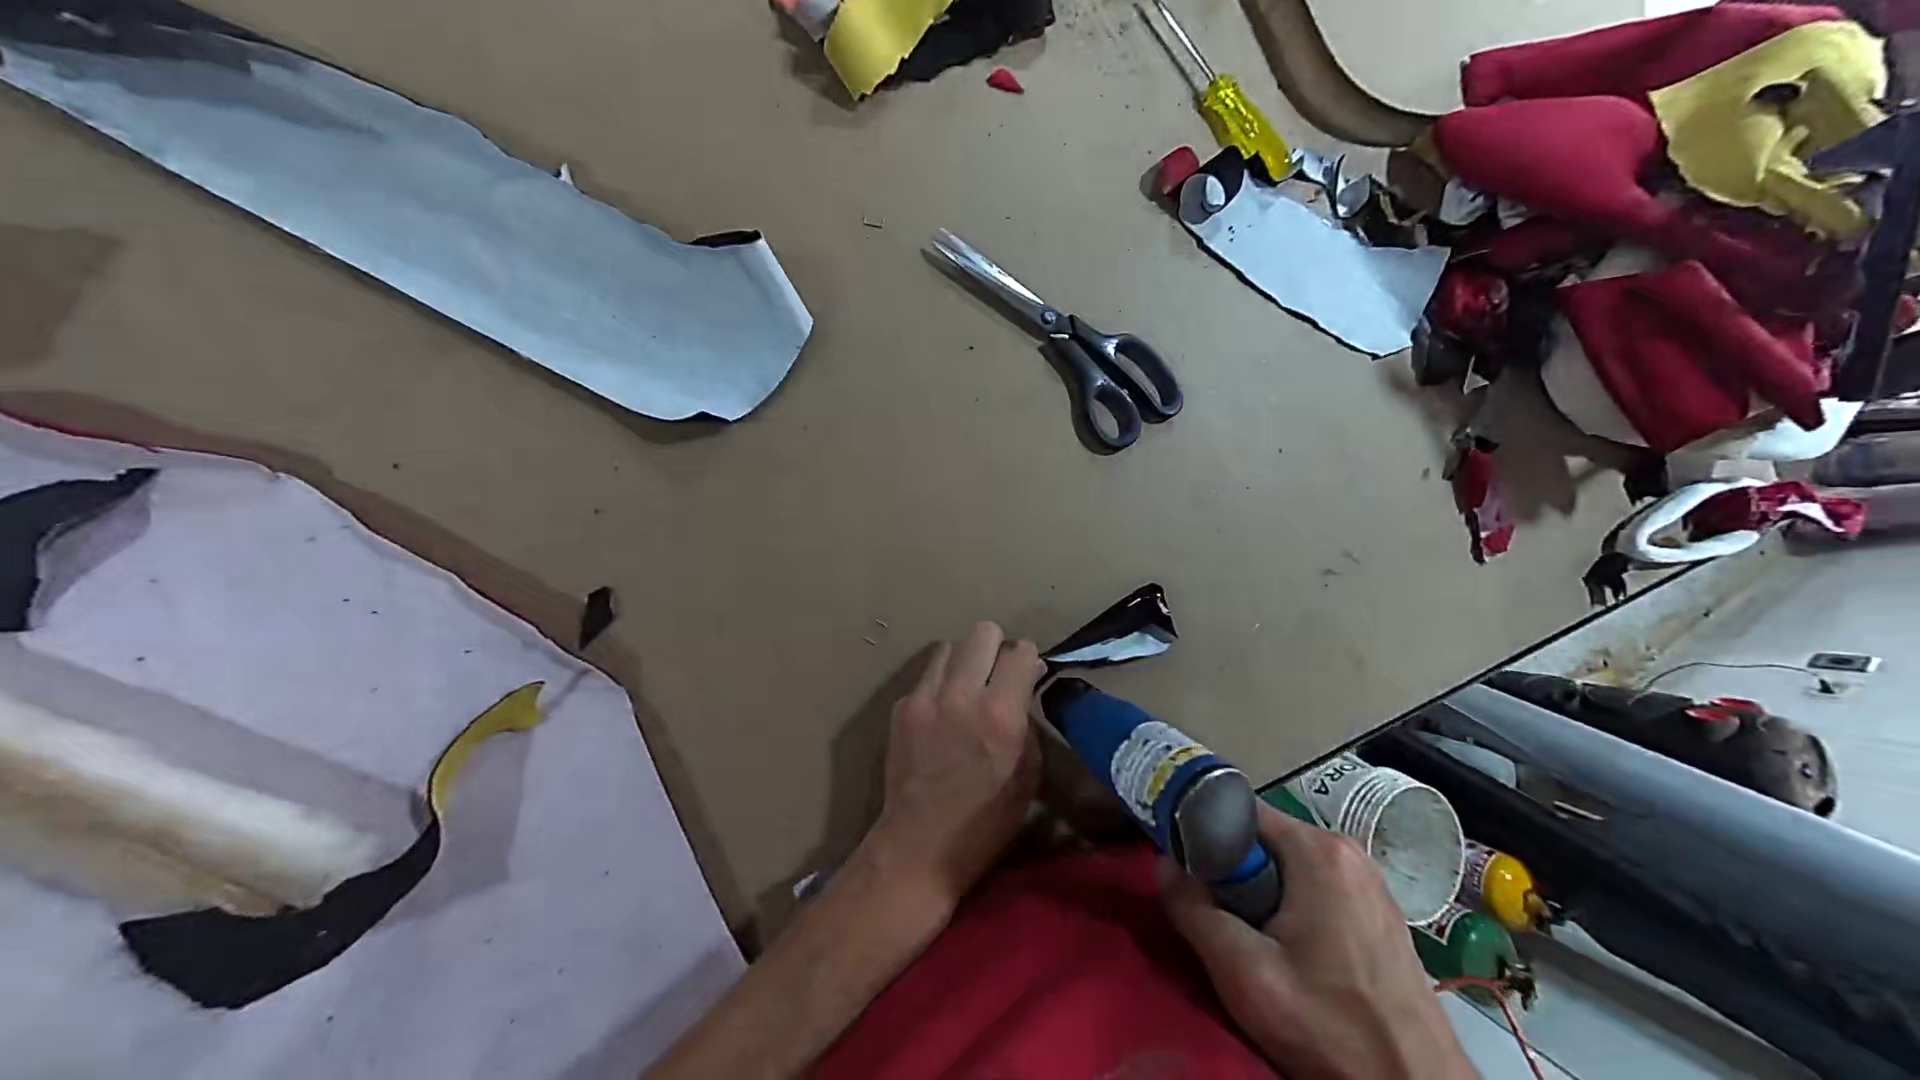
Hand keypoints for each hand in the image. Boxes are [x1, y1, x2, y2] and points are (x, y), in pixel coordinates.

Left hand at [860, 622, 1043, 911]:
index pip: (1021, 651)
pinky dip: (940, 682)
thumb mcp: (1027, 773)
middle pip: (983, 632)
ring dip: (965, 660)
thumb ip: (1028, 719)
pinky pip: (926, 674)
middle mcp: (962, 695)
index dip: (1028, 659)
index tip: (1027, 673)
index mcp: (1000, 714)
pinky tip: (942, 710)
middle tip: (998, 673)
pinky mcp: (901, 707)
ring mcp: (925, 698)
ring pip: (950, 646)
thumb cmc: (985, 820)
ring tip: (967, 687)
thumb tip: (1027, 679)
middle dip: (997, 646)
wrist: (920, 845)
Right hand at [1159, 803, 1474, 1079]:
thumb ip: (1194, 911)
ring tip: (1251, 939)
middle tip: (1219, 917)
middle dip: (1231, 871)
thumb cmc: (1329, 1026)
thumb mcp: (1245, 973)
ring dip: (1258, 892)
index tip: (1184, 869)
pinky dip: (1289, 906)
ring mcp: (1368, 879)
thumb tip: (1163, 863)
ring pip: (1285, 864)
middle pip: (1261, 838)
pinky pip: (1313, 886)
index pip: (1238, 810)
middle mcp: (1347, 851)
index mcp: (1319, 850)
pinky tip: (1288, 951)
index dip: (1203, 833)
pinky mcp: (1376, 909)